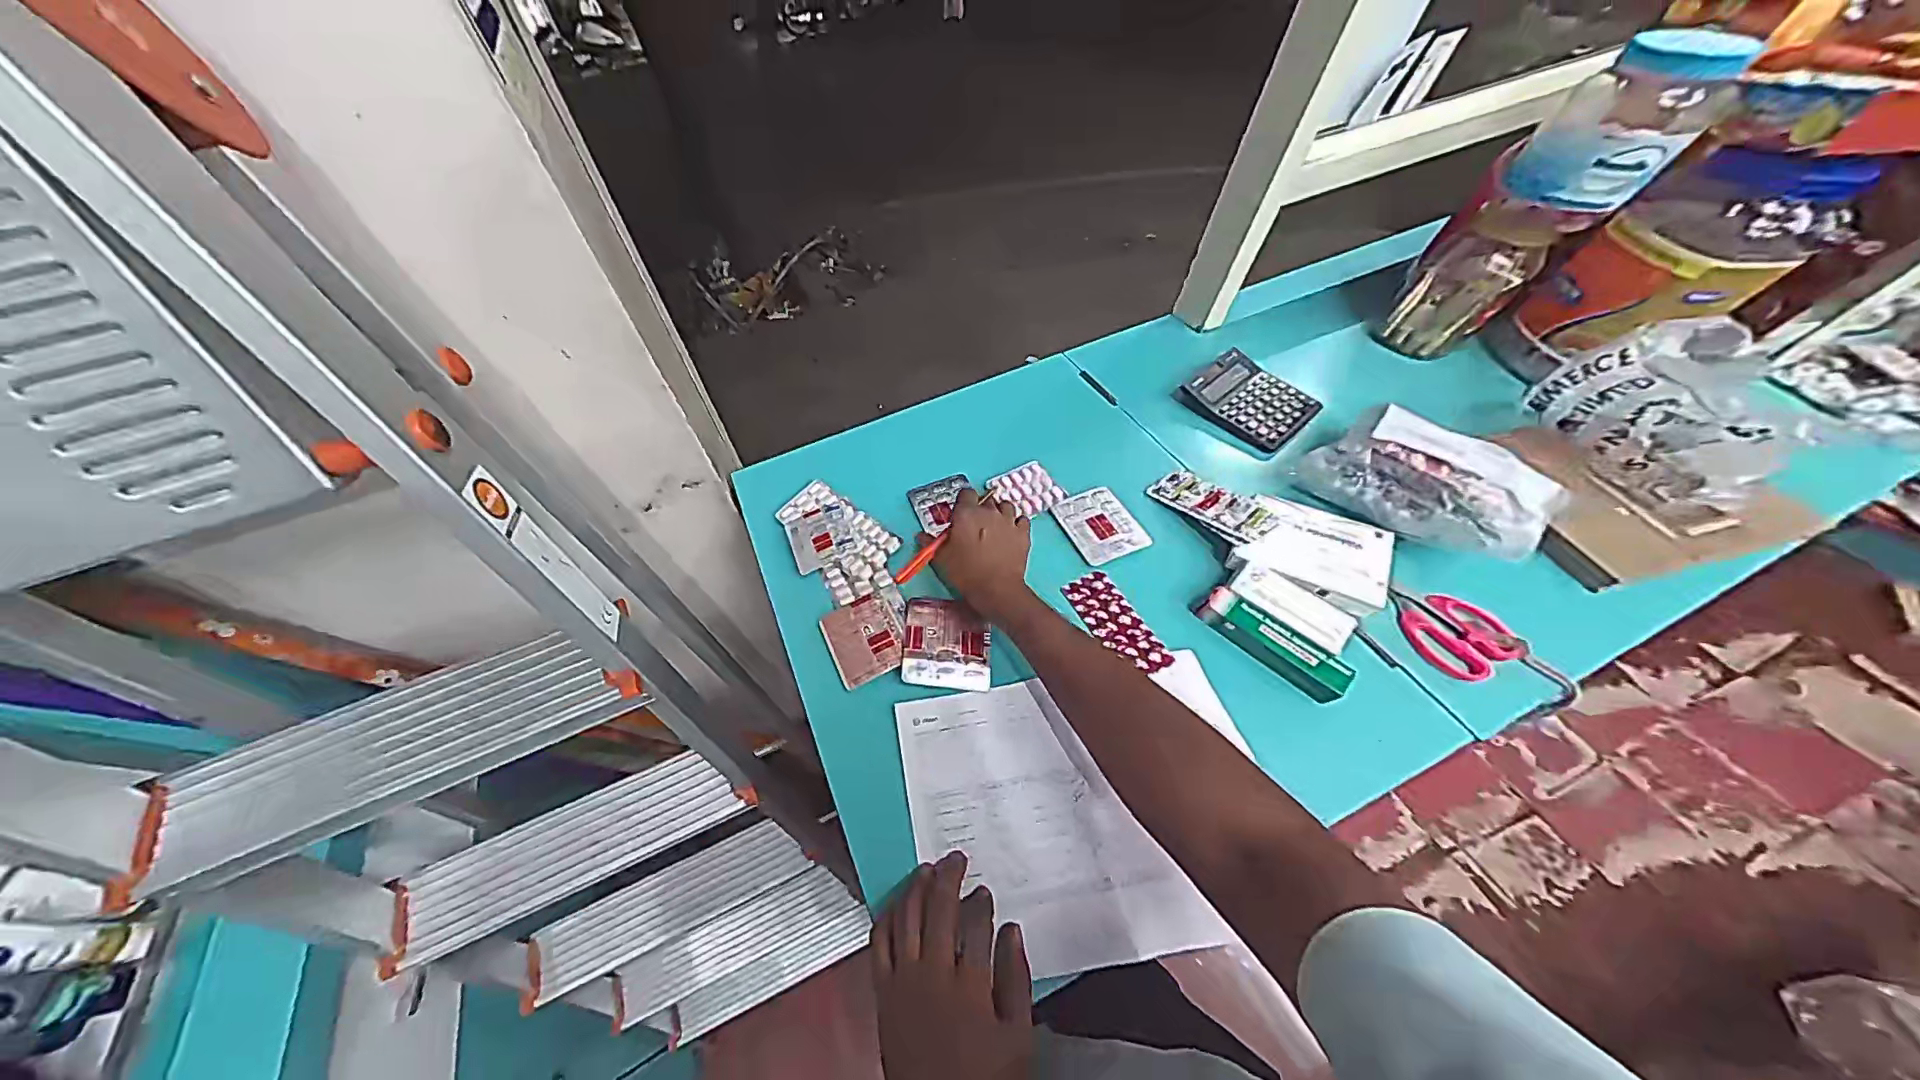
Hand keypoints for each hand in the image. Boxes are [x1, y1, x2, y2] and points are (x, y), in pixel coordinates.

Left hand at [873, 852, 1031, 1079]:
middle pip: (938, 909)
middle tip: (956, 859)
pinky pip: (879, 943)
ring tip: (926, 869)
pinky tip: (896, 904)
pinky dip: (887, 917)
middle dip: (949, 877)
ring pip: (906, 918)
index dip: (981, 902)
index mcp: (968, 986)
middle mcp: (932, 976)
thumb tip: (1011, 932)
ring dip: (916, 888)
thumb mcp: (1016, 1036)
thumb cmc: (981, 1078)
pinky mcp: (882, 992)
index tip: (984, 892)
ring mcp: (903, 982)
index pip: (976, 924)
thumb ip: (1016, 980)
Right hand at [934, 489, 1031, 625]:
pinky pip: (1022, 519)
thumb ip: (931, 542)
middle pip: (986, 500)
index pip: (966, 493)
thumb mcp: (942, 558)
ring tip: (994, 526)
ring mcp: (1008, 521)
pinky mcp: (1023, 533)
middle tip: (975, 525)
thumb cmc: (966, 573)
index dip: (963, 502)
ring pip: (1006, 506)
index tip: (960, 512)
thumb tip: (921, 535)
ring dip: (1000, 512)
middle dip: (981, 508)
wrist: (996, 589)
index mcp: (966, 513)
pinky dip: (1017, 523)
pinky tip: (1011, 532)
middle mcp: (989, 512)